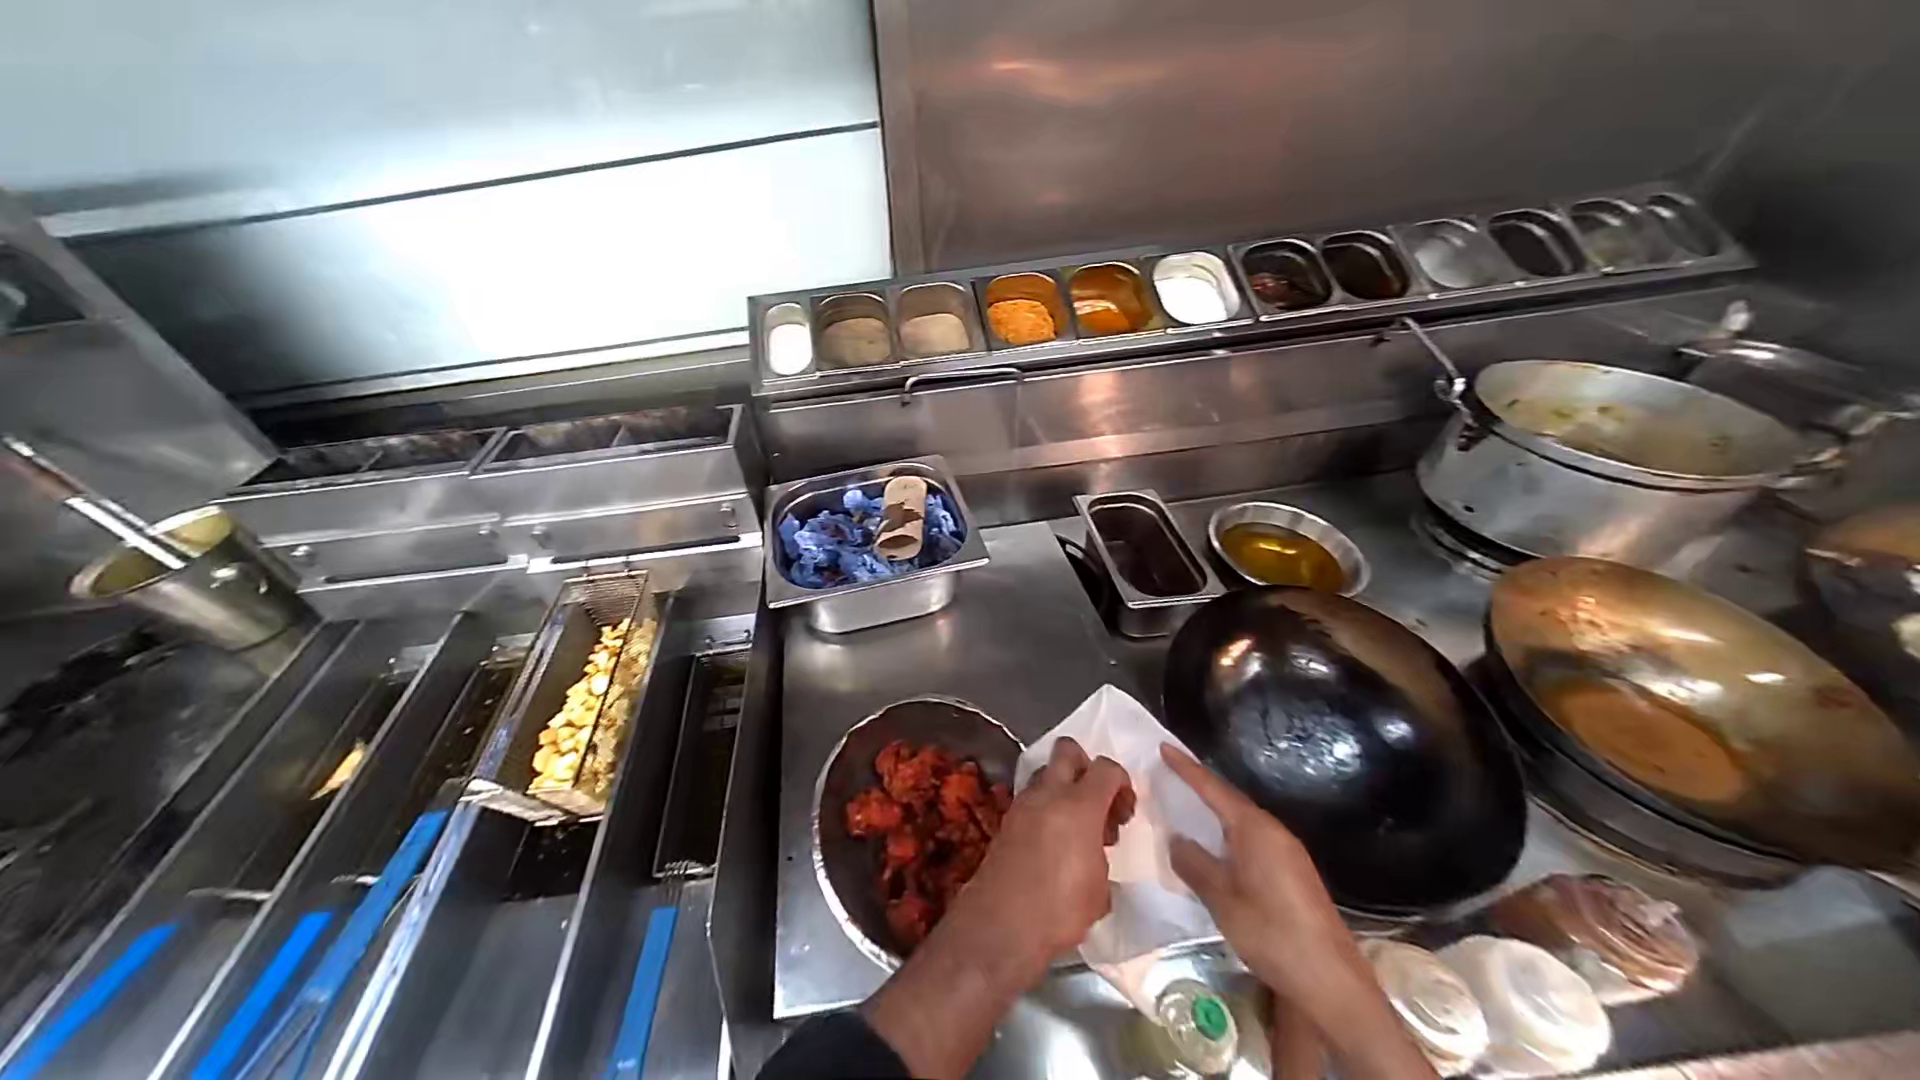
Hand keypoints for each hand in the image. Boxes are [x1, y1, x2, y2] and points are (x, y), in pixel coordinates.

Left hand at [864, 737, 1132, 1077]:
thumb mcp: (1099, 889)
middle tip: (1098, 805)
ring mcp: (1022, 805)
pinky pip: (1032, 799)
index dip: (1121, 782)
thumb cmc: (1059, 909)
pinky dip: (1046, 809)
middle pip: (1068, 750)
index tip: (1124, 811)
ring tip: (1076, 829)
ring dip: (1064, 789)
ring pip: (1046, 774)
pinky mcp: (1006, 821)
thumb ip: (1100, 854)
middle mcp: (1048, 794)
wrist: (1000, 925)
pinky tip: (1054, 844)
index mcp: (1079, 805)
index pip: (1106, 768)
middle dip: (1087, 767)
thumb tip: (1095, 851)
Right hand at [1161, 745, 1436, 1079]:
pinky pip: (1252, 839)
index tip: (1164, 747)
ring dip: (1214, 812)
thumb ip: (1194, 863)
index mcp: (1255, 829)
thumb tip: (1177, 840)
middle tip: (1169, 774)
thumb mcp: (1221, 898)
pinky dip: (1228, 834)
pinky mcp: (1293, 873)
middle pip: (1230, 800)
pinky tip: (1215, 847)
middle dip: (1200, 787)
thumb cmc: (1271, 932)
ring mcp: (1288, 852)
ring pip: (1242, 821)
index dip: (1187, 768)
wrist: (1331, 981)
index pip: (1214, 788)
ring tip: (1185, 807)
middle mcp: (1274, 832)